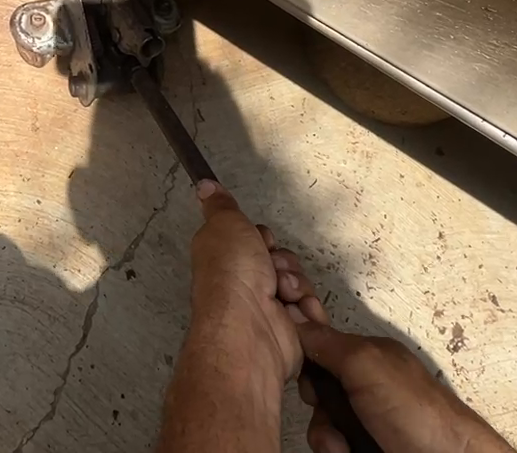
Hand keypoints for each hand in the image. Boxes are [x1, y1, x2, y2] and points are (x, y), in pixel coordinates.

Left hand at [187, 179, 324, 383]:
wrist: (249, 329)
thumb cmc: (232, 272)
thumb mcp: (224, 224)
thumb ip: (219, 204)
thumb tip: (205, 184)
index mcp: (226, 256)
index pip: (257, 238)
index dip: (262, 237)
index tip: (259, 241)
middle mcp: (245, 281)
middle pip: (282, 259)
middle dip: (283, 262)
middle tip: (273, 271)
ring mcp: (269, 308)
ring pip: (299, 282)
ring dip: (296, 285)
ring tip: (283, 295)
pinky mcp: (291, 331)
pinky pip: (311, 311)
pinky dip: (308, 311)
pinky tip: (297, 315)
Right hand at [297, 325, 515, 452]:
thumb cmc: (412, 411)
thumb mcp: (365, 363)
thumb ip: (325, 341)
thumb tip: (289, 318)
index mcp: (367, 355)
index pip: (320, 340)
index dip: (302, 348)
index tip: (293, 361)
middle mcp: (365, 385)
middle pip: (316, 384)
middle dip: (312, 399)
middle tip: (318, 406)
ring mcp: (367, 422)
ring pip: (323, 420)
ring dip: (323, 433)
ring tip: (338, 447)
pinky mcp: (366, 449)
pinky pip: (334, 445)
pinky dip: (332, 449)